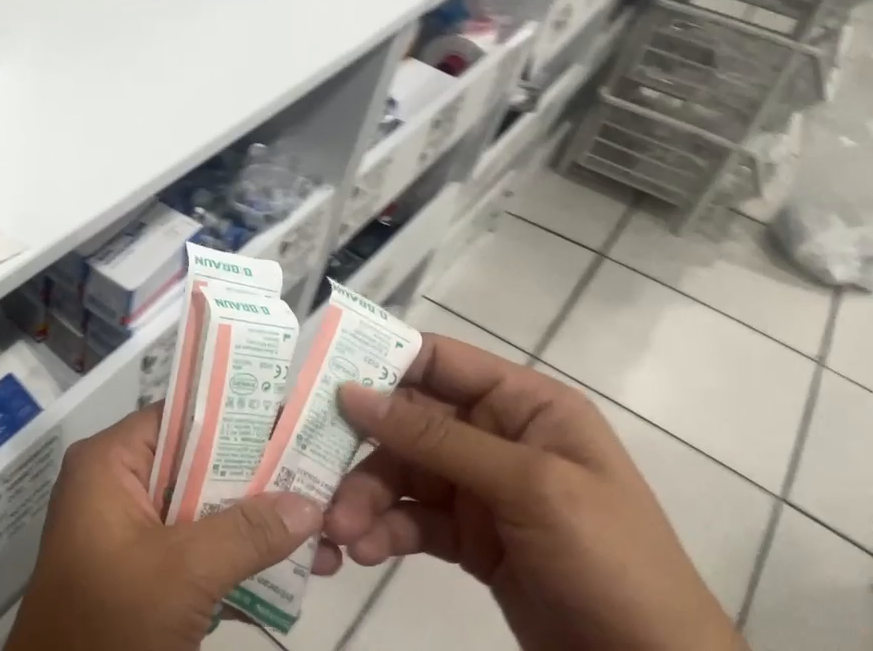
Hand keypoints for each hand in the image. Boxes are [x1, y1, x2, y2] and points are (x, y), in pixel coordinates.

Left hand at [5, 404, 322, 650]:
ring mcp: (128, 531)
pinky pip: (196, 553)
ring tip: (330, 539)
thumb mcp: (182, 571)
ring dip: (259, 529)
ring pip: (202, 513)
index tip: (295, 425)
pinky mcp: (142, 573)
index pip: (177, 420)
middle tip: (327, 486)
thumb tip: (309, 502)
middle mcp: (116, 485)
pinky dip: (239, 563)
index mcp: (109, 464)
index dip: (235, 420)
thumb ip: (244, 532)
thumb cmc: (111, 616)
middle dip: (261, 482)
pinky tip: (299, 576)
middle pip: (196, 466)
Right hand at [324, 335, 743, 650]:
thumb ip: (436, 437)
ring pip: (395, 472)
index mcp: (526, 406)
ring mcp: (479, 488)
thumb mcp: (528, 488)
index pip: (436, 360)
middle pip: (402, 420)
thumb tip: (349, 391)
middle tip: (311, 469)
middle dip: (357, 448)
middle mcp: (496, 436)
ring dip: (361, 497)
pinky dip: (379, 530)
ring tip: (340, 532)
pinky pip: (404, 517)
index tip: (317, 379)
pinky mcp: (466, 536)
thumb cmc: (612, 563)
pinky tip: (362, 551)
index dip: (376, 361)